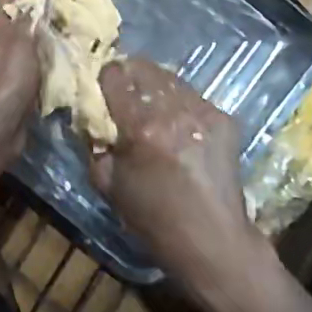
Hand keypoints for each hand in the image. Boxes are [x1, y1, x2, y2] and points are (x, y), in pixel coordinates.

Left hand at [0, 0, 41, 155]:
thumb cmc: (7, 81)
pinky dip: (34, 46)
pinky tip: (45, 47)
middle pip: (6, 13)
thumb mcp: (20, 41)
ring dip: (27, 22)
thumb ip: (25, 13)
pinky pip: (23, 55)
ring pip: (14, 34)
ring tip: (46, 11)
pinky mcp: (7, 83)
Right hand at [92, 58, 287, 311]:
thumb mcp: (107, 182)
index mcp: (141, 127)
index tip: (101, 91)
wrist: (214, 244)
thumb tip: (88, 115)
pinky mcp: (224, 120)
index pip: (115, 74)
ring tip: (151, 110)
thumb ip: (94, 142)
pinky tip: (176, 126)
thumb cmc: (153, 219)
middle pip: (143, 67)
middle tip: (123, 96)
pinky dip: (178, 102)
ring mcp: (203, 113)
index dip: (104, 79)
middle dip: (129, 77)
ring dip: (154, 87)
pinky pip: (191, 96)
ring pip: (169, 77)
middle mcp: (174, 112)